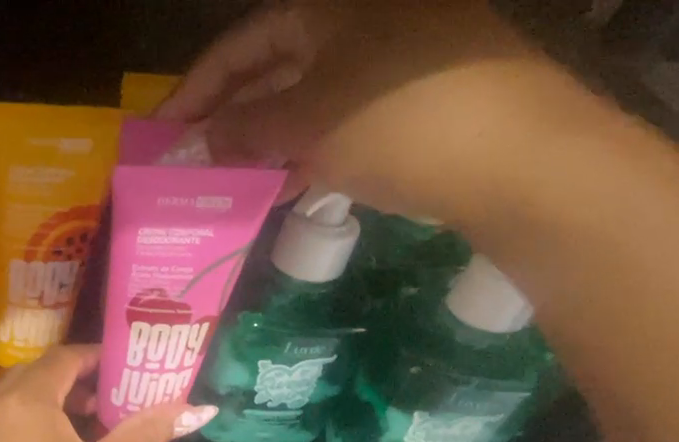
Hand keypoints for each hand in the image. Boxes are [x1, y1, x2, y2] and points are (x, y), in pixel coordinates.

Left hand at [0, 346, 215, 441]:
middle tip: (92, 408)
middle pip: (21, 382)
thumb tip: (198, 407)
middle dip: (58, 386)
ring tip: (57, 437)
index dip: (90, 361)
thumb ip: (148, 429)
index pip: (58, 362)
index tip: (113, 374)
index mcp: (21, 405)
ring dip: (22, 411)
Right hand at [156, 0, 592, 225]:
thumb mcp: (305, 124)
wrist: (518, 157)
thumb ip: (243, 128)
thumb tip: (198, 140)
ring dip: (264, 142)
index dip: (195, 90)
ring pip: (308, 98)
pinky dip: (307, 150)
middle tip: (191, 164)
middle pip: (274, 68)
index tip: (160, 135)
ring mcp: (398, 58)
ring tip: (229, 185)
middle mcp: (364, 20)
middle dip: (229, 118)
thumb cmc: (398, 123)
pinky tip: (288, 186)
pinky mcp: (419, 98)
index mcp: (332, 8)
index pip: (241, 43)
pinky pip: (342, 120)